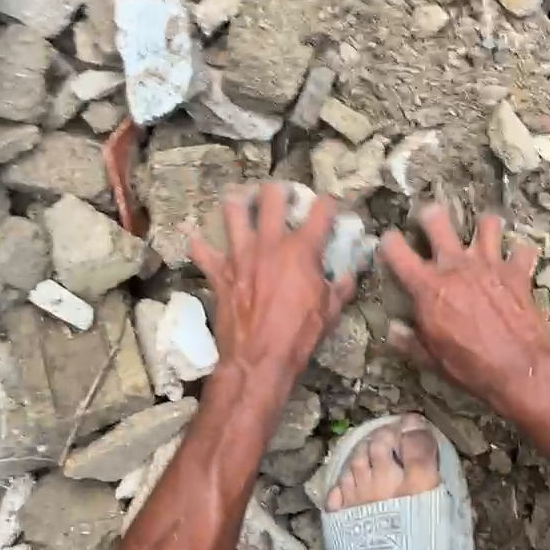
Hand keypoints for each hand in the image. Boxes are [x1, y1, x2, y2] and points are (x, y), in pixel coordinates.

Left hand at [187, 183, 357, 386]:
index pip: (322, 210)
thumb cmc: (299, 336)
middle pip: (272, 196)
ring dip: (238, 203)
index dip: (330, 202)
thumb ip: (342, 287)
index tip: (331, 204)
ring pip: (232, 211)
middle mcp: (270, 243)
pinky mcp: (219, 272)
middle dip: (278, 190)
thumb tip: (351, 274)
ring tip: (242, 203)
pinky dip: (200, 244)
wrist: (259, 359)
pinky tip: (198, 238)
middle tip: (281, 196)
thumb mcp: (331, 312)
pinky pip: (202, 250)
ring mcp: (240, 255)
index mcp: (302, 249)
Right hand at [380, 205, 549, 410]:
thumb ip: (408, 341)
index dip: (388, 242)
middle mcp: (455, 265)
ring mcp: (489, 264)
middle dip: (430, 216)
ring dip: (484, 228)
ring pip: (486, 224)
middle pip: (436, 220)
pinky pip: (522, 250)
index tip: (390, 244)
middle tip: (431, 223)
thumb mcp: (430, 360)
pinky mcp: (517, 272)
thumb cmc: (469, 366)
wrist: (519, 369)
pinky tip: (517, 261)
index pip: (395, 250)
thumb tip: (393, 330)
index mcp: (427, 286)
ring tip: (482, 237)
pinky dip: (519, 254)